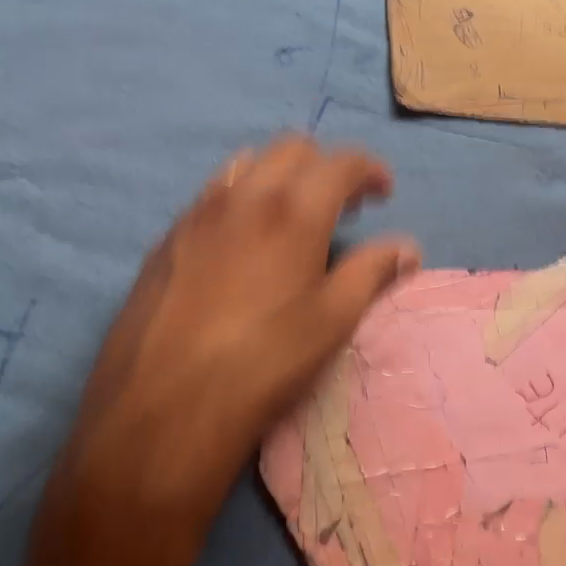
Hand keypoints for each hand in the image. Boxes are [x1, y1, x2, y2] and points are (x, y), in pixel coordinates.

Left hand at [25, 136, 417, 565]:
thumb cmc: (262, 366)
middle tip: (342, 207)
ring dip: (279, 176)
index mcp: (293, 210)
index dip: (370, 170)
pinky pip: (210, 196)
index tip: (383, 193)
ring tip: (290, 218)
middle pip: (292, 149)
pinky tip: (241, 246)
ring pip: (246, 165)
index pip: (342, 162)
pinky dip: (240, 199)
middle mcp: (244, 196)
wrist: (158, 416)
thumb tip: (407, 247)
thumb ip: (373, 272)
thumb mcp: (333, 322)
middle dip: (325, 166)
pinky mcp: (165, 241)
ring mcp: (197, 215)